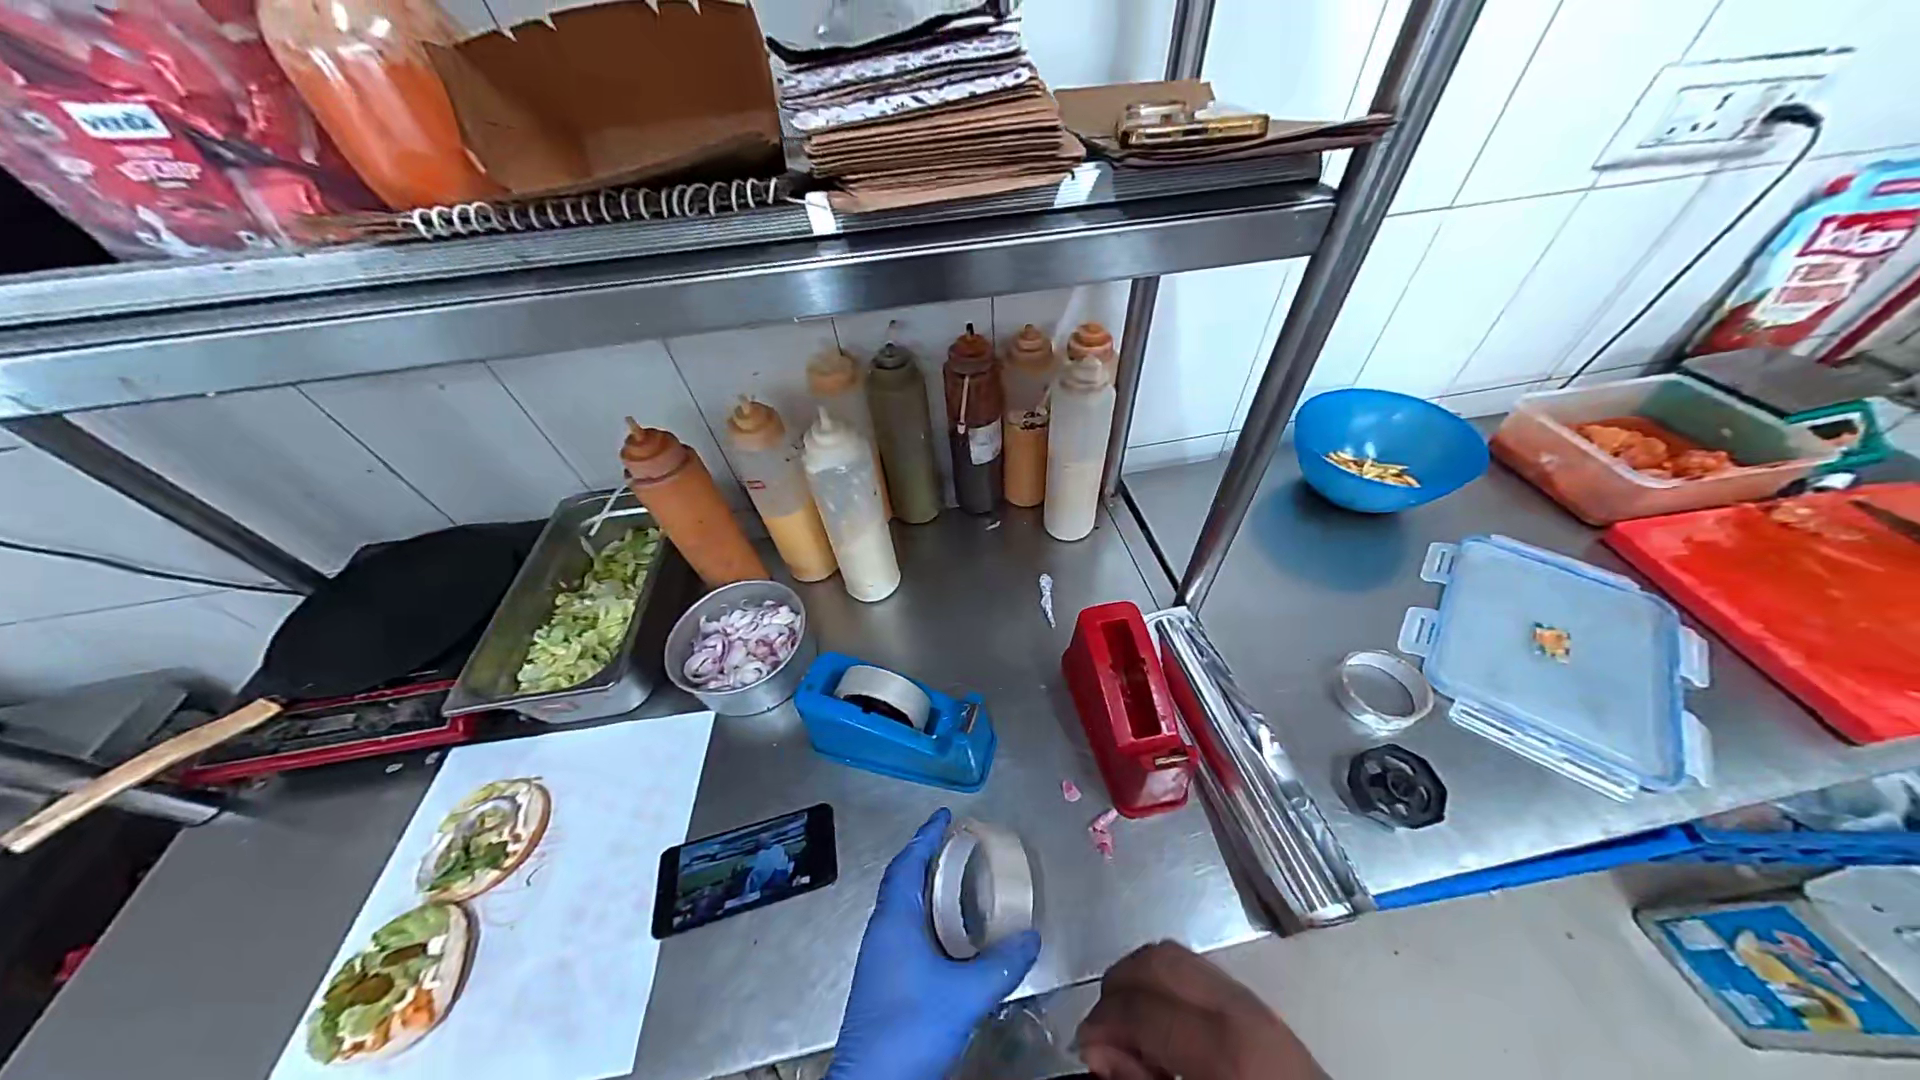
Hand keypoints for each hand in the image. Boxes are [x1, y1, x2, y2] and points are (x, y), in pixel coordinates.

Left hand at [826, 808, 1041, 1079]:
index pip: (907, 863)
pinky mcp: (882, 980)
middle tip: (957, 846)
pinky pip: (905, 930)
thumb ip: (1000, 965)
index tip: (943, 815)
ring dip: (927, 888)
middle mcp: (882, 930)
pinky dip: (927, 918)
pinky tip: (948, 935)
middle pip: (902, 880)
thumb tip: (1030, 937)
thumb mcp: (964, 994)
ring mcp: (879, 957)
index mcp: (894, 920)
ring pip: (902, 907)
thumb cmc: (911, 1026)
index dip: (926, 835)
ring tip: (957, 883)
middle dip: (927, 858)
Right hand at [1076, 942, 1327, 1079]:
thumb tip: (1099, 1050)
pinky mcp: (1260, 1006)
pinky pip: (1197, 973)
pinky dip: (1167, 987)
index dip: (1100, 1023)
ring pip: (1175, 956)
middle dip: (1117, 987)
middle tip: (1104, 1032)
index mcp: (1221, 1044)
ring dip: (1141, 982)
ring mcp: (1252, 1000)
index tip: (1085, 1050)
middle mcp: (1236, 1006)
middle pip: (1155, 960)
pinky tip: (1164, 1028)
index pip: (1138, 1005)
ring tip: (1133, 1030)